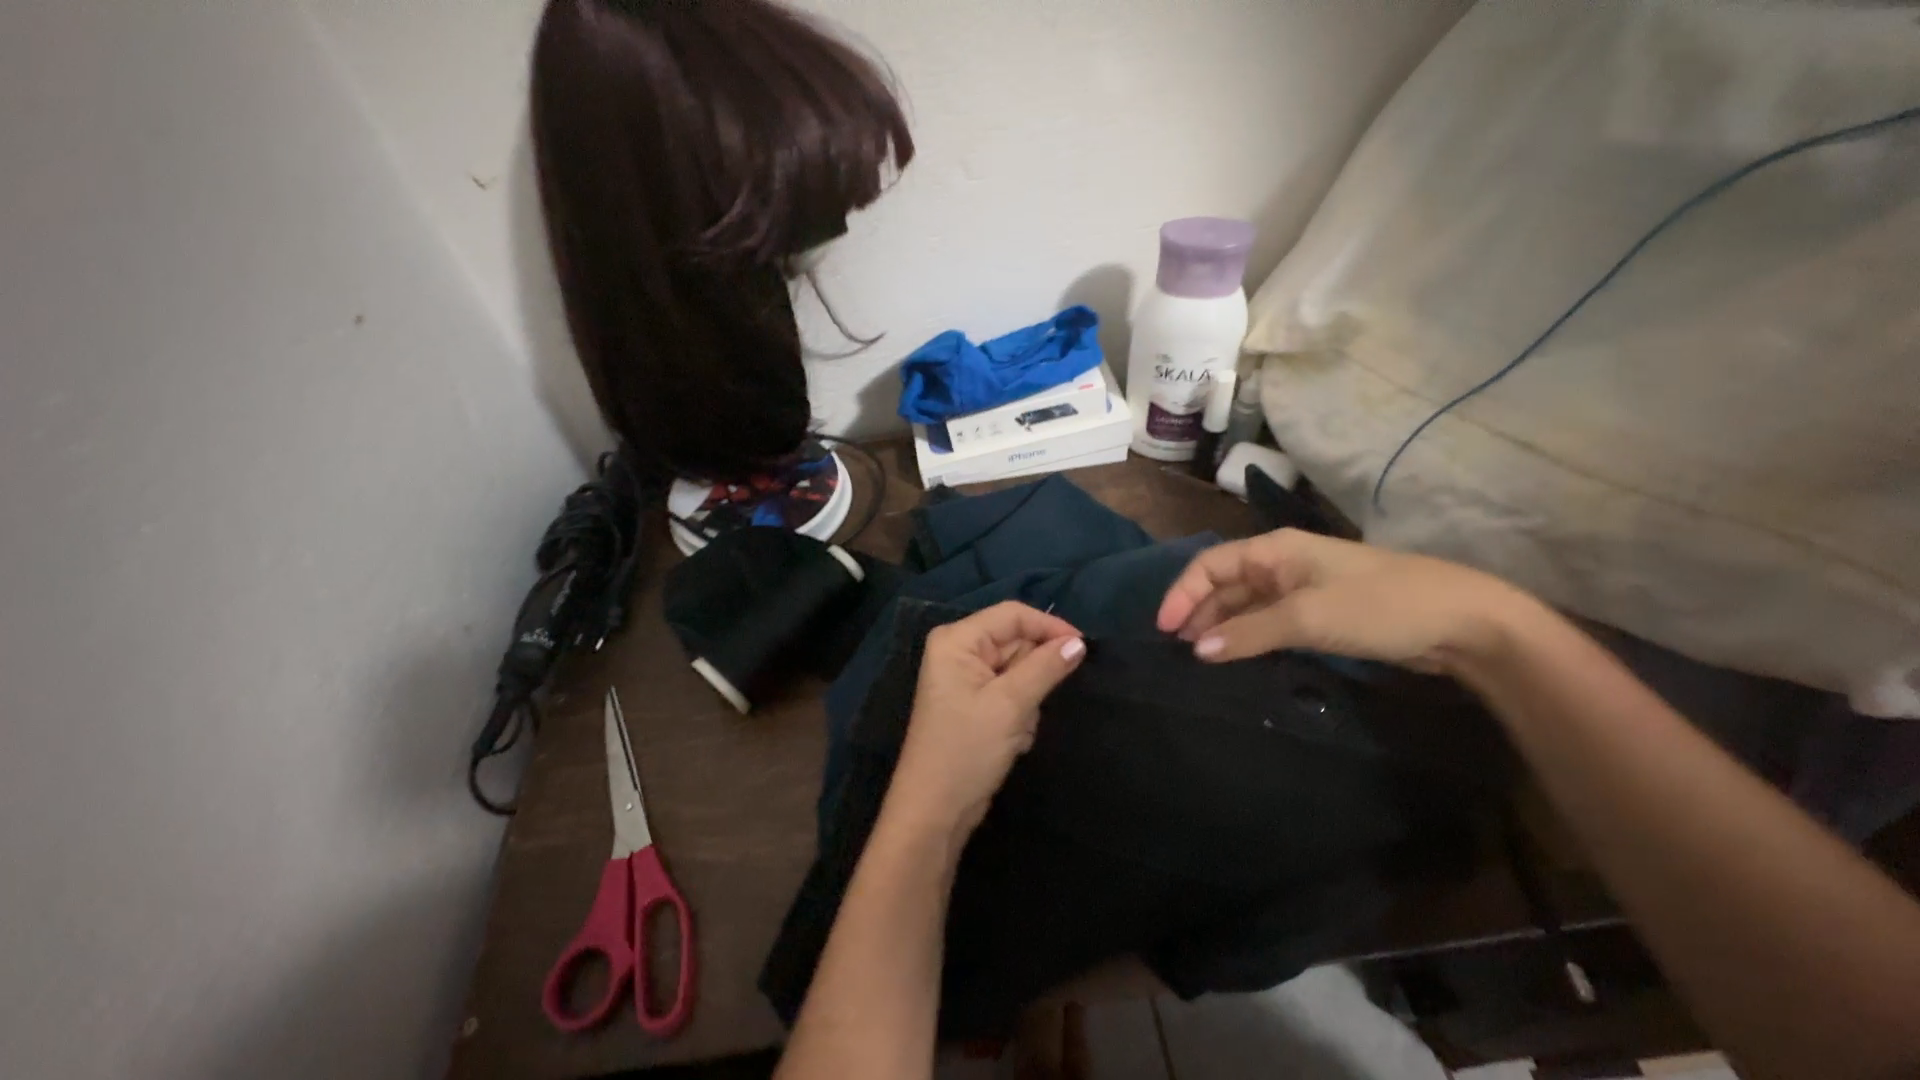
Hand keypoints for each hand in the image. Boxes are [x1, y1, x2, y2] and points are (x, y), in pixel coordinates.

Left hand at [887, 602, 1086, 839]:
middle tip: (1032, 708)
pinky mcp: (975, 706)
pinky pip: (1012, 695)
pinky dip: (1020, 716)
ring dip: (1028, 702)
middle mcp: (958, 652)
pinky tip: (1011, 741)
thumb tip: (1079, 642)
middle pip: (1016, 643)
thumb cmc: (967, 750)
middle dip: (1034, 676)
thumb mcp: (1011, 704)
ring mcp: (966, 680)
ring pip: (1019, 672)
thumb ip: (1046, 667)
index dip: (1049, 626)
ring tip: (1015, 730)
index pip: (1012, 615)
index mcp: (957, 640)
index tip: (1084, 647)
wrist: (935, 810)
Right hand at [1155, 529, 1538, 672]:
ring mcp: (1305, 590)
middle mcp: (1284, 564)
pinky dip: (1248, 638)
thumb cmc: (1378, 606)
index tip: (1163, 630)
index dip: (1182, 593)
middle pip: (1226, 585)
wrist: (1460, 622)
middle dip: (1198, 613)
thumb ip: (1248, 633)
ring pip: (1247, 606)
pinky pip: (1271, 623)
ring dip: (1221, 628)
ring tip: (1200, 658)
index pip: (1211, 565)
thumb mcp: (1307, 618)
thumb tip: (1196, 651)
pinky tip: (1237, 658)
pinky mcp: (1323, 615)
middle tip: (1176, 650)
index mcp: (1276, 550)